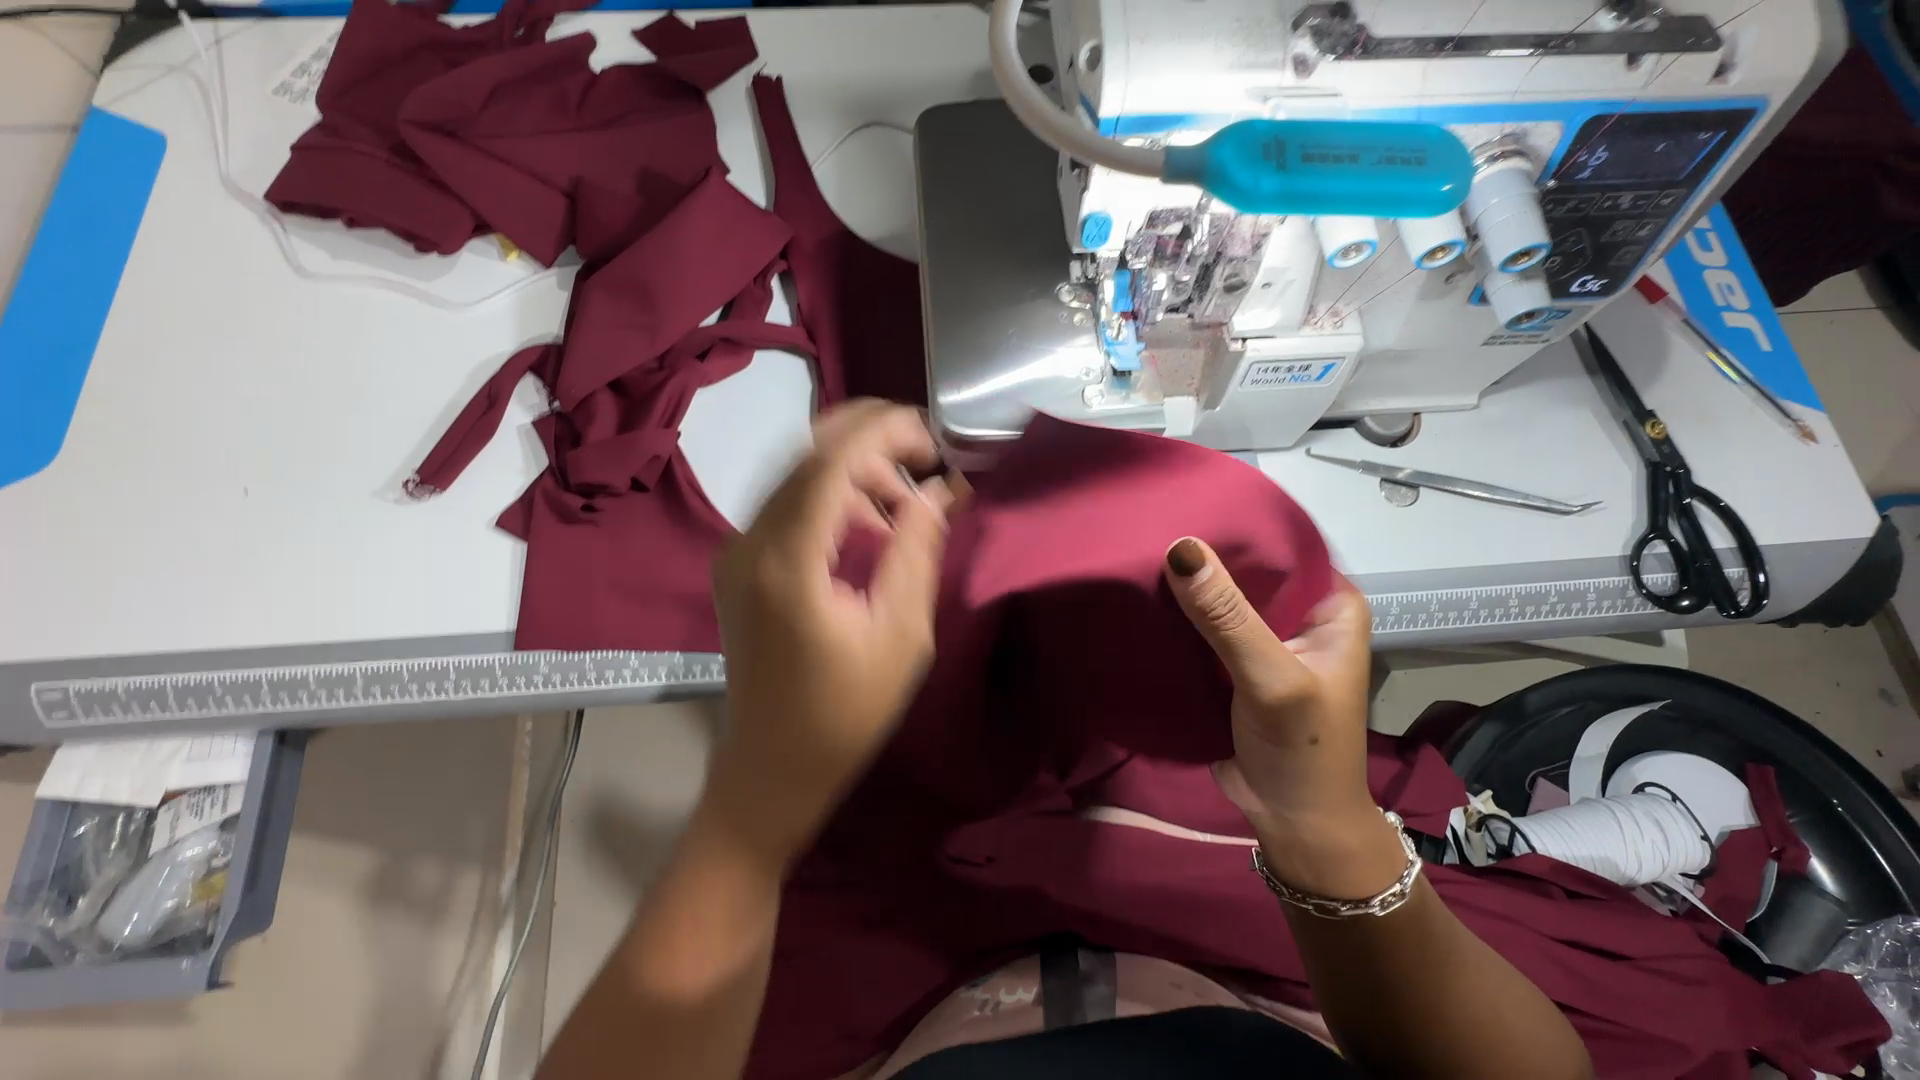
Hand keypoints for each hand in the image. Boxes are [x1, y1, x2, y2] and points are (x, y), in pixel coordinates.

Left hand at [709, 401, 956, 860]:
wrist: (771, 769)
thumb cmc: (845, 715)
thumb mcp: (901, 635)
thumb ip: (916, 549)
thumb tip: (942, 489)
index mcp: (787, 561)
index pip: (833, 459)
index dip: (886, 431)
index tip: (936, 437)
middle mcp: (749, 543)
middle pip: (807, 452)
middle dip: (871, 439)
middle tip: (927, 458)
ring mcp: (735, 551)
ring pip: (795, 472)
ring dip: (852, 467)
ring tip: (904, 498)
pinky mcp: (738, 564)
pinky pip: (785, 503)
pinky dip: (830, 495)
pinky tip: (867, 523)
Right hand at [1164, 537, 1403, 898]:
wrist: (1291, 824)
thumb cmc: (1302, 751)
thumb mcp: (1271, 679)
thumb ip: (1228, 618)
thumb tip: (1181, 548)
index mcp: (1330, 605)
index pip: (1285, 546)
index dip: (1239, 527)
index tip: (1185, 505)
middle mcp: (1298, 615)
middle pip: (1248, 570)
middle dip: (1205, 555)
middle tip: (1147, 526)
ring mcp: (1263, 641)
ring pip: (1220, 599)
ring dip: (1186, 588)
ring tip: (1134, 553)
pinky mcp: (1231, 666)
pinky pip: (1201, 629)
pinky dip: (1176, 619)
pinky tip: (1140, 600)